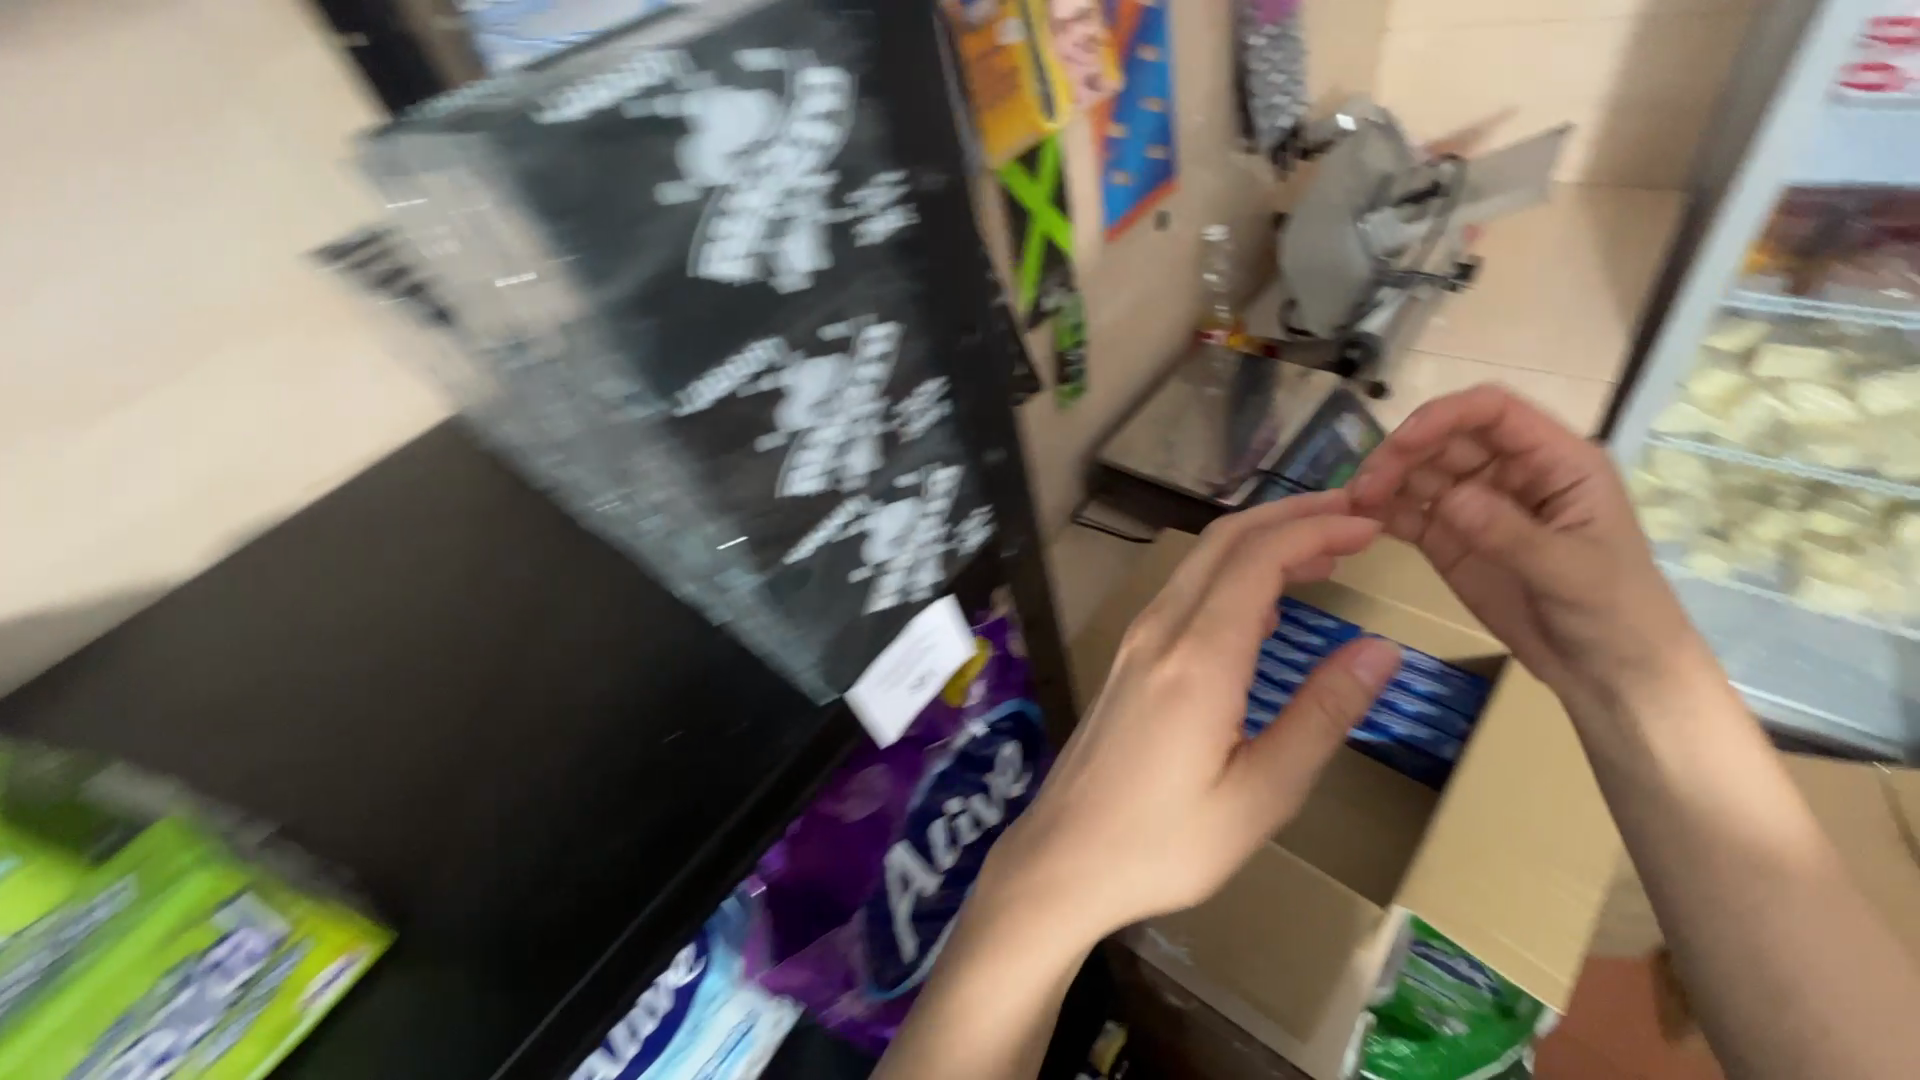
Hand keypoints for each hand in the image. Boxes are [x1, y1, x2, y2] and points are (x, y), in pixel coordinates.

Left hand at [980, 492, 1402, 945]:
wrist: (1063, 858)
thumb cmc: (1164, 842)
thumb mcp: (1261, 794)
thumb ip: (1321, 716)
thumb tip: (1381, 650)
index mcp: (1198, 656)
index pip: (1259, 558)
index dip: (1317, 530)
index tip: (1372, 527)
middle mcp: (1160, 632)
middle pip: (1224, 542)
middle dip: (1290, 518)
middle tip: (1354, 521)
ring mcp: (1135, 643)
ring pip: (1199, 564)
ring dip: (1259, 545)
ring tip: (1323, 556)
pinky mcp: (1126, 662)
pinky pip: (1183, 595)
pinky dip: (1231, 578)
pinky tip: (1263, 607)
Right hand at [1347, 385, 1707, 718]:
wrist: (1608, 671)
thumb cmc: (1614, 612)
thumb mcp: (1570, 571)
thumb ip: (1509, 533)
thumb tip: (1450, 498)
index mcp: (1555, 462)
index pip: (1494, 413)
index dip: (1445, 416)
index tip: (1401, 443)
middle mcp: (1510, 473)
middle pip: (1444, 440)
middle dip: (1401, 454)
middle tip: (1364, 488)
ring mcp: (1475, 507)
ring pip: (1419, 473)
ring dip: (1383, 481)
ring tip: (1353, 505)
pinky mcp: (1449, 539)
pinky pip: (1409, 513)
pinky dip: (1381, 513)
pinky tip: (1357, 522)